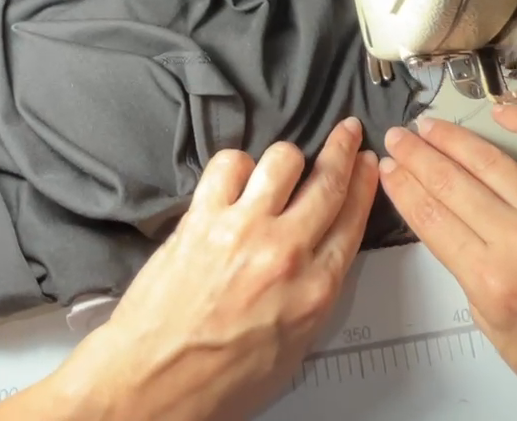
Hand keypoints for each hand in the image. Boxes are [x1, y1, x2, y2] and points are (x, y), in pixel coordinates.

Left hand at [0, 117, 379, 420]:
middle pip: (328, 181)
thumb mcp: (290, 351)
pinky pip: (230, 162)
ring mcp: (243, 228)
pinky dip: (236, 163)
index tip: (367, 164)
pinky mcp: (203, 216)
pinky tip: (237, 176)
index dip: (364, 184)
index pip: (351, 220)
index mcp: (312, 292)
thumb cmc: (214, 380)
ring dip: (288, 157)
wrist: (149, 385)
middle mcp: (284, 253)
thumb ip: (313, 296)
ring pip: (284, 159)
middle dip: (343, 148)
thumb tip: (320, 256)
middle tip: (347, 132)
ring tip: (284, 164)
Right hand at [378, 107, 516, 420]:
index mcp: (493, 282)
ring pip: (491, 161)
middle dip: (418, 155)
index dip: (403, 187)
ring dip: (452, 139)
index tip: (388, 168)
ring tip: (429, 126)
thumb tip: (444, 220)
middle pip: (453, 183)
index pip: (431, 217)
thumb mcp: (494, 328)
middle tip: (399, 137)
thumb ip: (466, 269)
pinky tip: (501, 111)